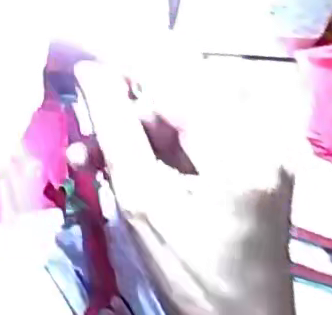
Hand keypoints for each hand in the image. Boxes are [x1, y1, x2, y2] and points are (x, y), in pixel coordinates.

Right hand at [74, 60, 295, 314]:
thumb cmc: (192, 273)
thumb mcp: (140, 198)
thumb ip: (112, 124)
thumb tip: (88, 66)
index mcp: (239, 148)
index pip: (166, 76)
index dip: (115, 63)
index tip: (73, 59)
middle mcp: (257, 137)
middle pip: (170, 86)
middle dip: (119, 102)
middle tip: (85, 124)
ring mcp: (255, 149)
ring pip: (172, 106)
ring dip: (127, 124)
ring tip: (92, 154)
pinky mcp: (245, 160)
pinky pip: (184, 128)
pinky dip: (147, 139)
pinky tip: (116, 161)